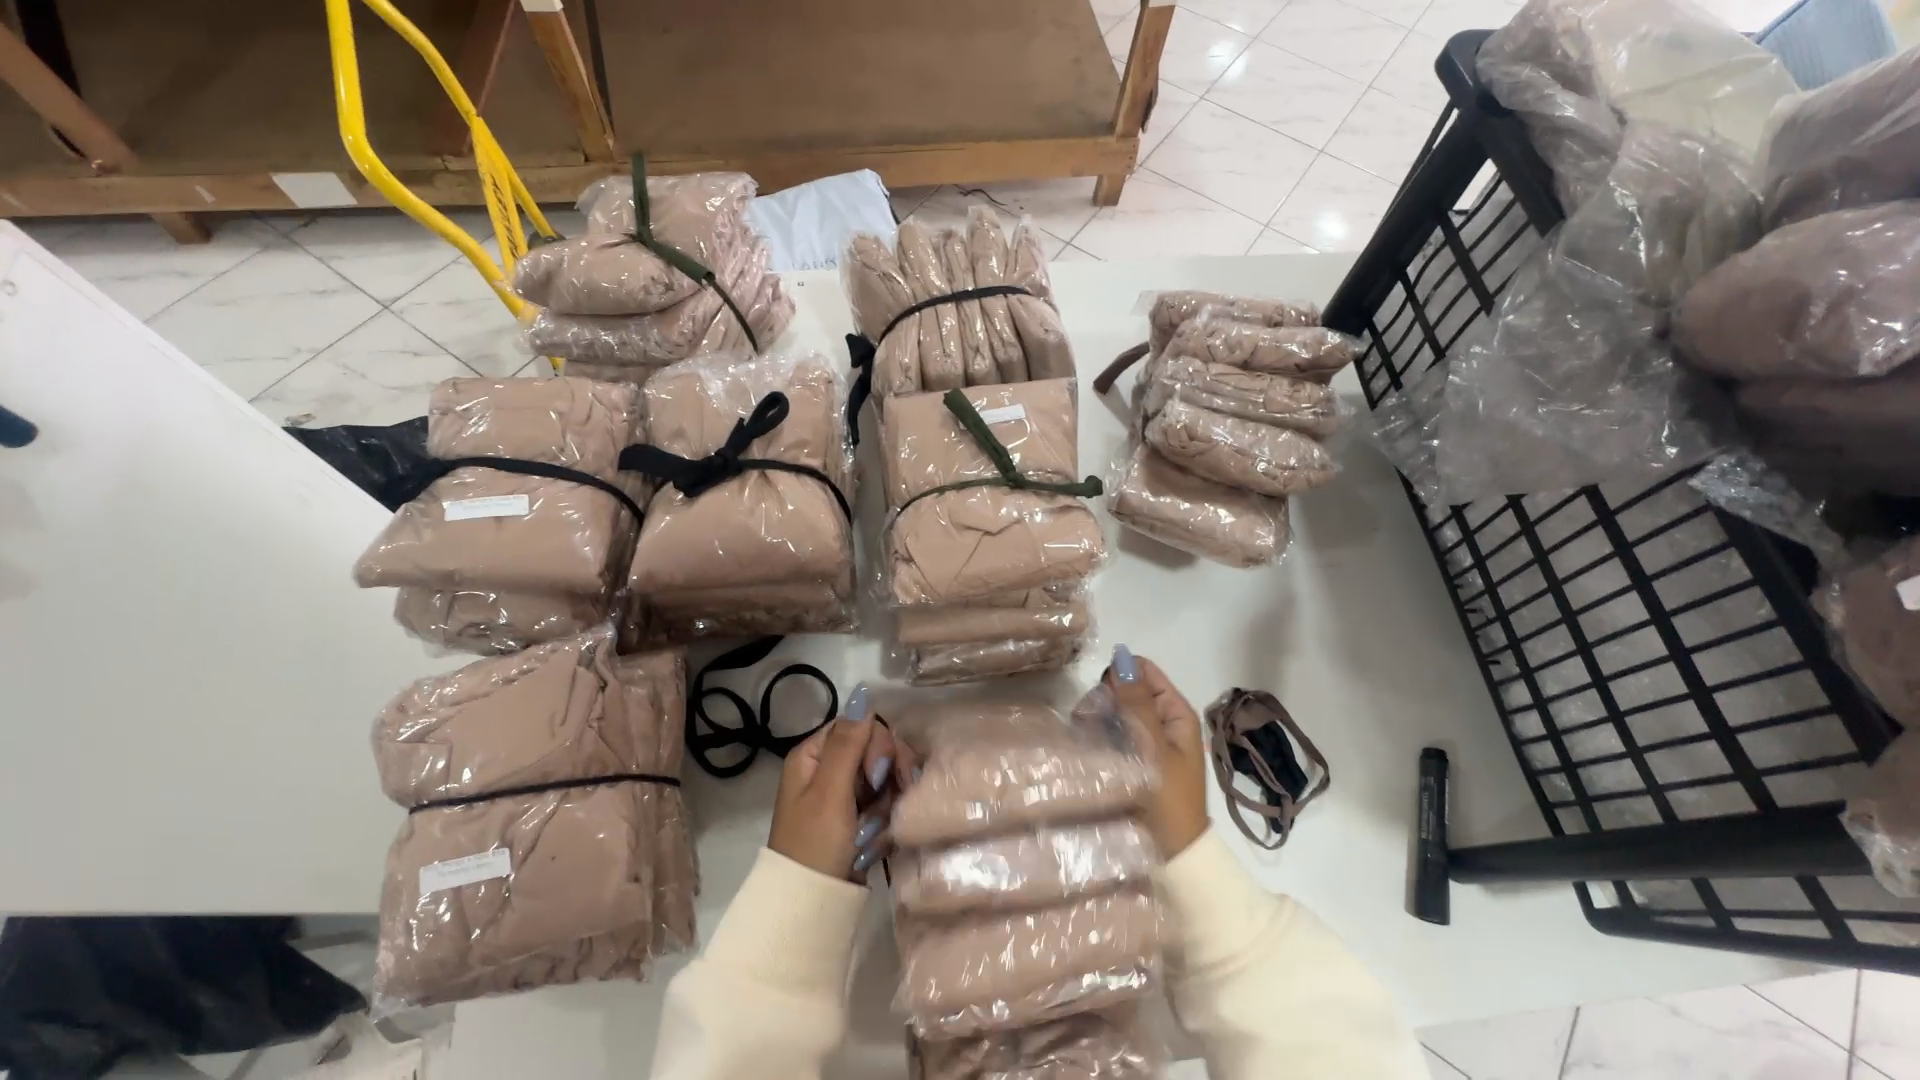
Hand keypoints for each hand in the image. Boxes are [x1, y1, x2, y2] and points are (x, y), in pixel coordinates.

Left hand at [767, 686, 899, 882]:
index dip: (876, 746)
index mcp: (812, 755)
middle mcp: (825, 769)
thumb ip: (848, 744)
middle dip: (884, 777)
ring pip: (882, 778)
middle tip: (881, 805)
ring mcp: (840, 795)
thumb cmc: (815, 844)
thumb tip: (862, 695)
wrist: (809, 903)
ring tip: (872, 830)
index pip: (859, 726)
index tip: (879, 775)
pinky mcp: (854, 818)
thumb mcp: (830, 791)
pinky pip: (881, 803)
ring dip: (885, 802)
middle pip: (873, 750)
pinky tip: (874, 838)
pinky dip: (883, 819)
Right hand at [1105, 646, 1209, 857]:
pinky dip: (1095, 740)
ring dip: (1095, 722)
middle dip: (1104, 702)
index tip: (1101, 695)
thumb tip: (1123, 656)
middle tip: (1092, 725)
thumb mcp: (1153, 747)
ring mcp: (1144, 743)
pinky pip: (1107, 737)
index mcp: (1176, 714)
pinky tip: (1086, 753)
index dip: (1120, 677)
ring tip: (1088, 743)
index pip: (1145, 673)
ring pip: (1111, 714)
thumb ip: (1136, 701)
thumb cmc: (1166, 798)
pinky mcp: (1129, 763)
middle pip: (1124, 692)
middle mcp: (1161, 723)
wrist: (1169, 855)